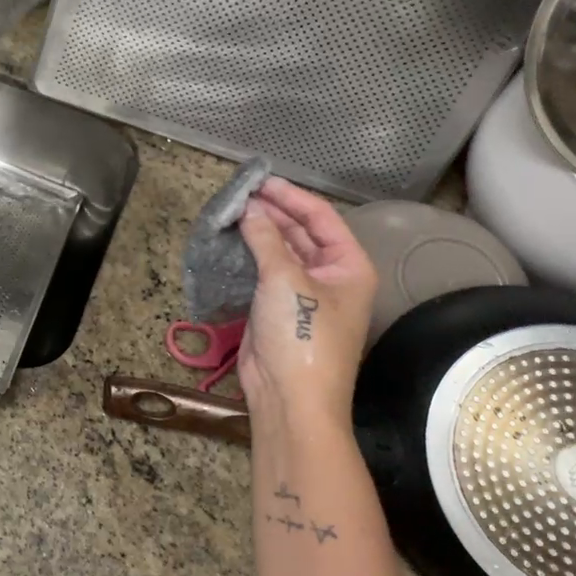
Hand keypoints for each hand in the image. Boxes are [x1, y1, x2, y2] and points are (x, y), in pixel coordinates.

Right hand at [235, 178, 375, 424]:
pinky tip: (225, 240)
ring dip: (256, 231)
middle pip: (300, 231)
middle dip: (270, 211)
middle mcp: (330, 276)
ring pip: (279, 250)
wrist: (291, 396)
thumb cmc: (303, 335)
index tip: (258, 179)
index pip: (321, 217)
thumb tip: (248, 208)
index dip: (290, 196)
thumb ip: (266, 239)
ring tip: (227, 211)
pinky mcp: (277, 307)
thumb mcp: (285, 279)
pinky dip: (246, 253)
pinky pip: (262, 270)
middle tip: (236, 194)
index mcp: (349, 266)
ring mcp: (303, 292)